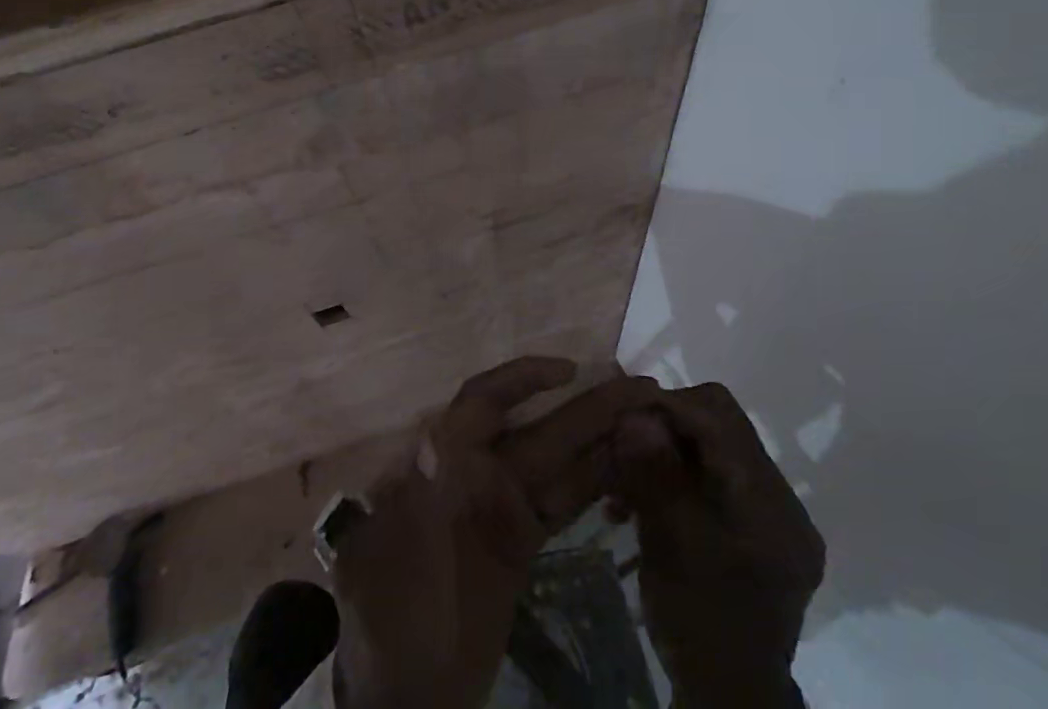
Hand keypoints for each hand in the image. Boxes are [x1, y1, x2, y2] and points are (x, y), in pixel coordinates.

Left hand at [331, 357, 661, 708]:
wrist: (406, 687)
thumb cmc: (395, 617)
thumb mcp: (397, 555)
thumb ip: (421, 496)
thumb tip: (434, 437)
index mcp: (440, 465)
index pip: (480, 404)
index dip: (520, 379)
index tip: (567, 370)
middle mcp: (472, 475)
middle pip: (535, 431)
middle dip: (586, 408)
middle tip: (642, 388)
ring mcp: (498, 507)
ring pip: (555, 462)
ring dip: (599, 440)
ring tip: (652, 419)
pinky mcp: (518, 539)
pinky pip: (560, 500)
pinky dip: (592, 482)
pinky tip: (629, 466)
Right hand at [612, 384, 824, 707]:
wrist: (730, 696)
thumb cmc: (700, 621)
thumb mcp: (671, 546)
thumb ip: (655, 475)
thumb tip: (635, 412)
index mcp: (767, 501)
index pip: (719, 419)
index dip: (666, 406)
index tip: (618, 413)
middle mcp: (779, 500)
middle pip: (720, 427)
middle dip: (663, 427)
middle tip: (618, 448)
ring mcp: (768, 517)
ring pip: (711, 451)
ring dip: (663, 455)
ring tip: (620, 485)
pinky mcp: (753, 532)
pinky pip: (710, 481)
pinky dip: (673, 480)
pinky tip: (637, 505)